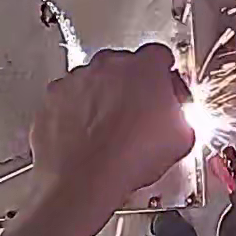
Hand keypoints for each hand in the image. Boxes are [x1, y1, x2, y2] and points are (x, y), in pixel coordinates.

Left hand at [30, 43, 193, 206]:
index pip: (160, 55)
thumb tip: (178, 115)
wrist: (85, 181)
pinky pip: (69, 97)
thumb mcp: (180, 136)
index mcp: (145, 69)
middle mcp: (109, 66)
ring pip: (95, 79)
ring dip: (104, 96)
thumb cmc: (130, 158)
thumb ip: (181, 112)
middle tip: (139, 113)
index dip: (164, 72)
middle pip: (125, 65)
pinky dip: (77, 110)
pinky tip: (89, 133)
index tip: (165, 84)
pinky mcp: (54, 97)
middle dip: (133, 85)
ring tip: (112, 129)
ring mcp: (78, 79)